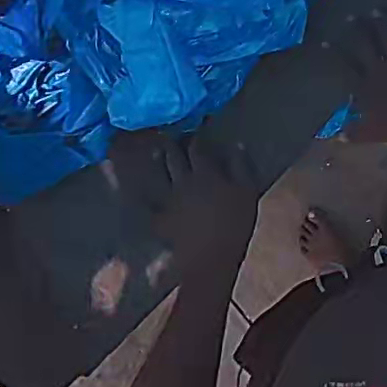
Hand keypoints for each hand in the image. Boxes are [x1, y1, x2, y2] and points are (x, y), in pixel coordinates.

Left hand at [157, 136, 259, 272]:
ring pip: (160, 176)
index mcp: (206, 173)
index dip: (196, 138)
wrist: (211, 258)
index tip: (195, 129)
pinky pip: (149, 204)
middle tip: (170, 135)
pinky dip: (144, 196)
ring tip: (155, 153)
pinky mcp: (160, 219)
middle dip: (172, 145)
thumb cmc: (235, 222)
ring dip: (158, 162)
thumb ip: (241, 166)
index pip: (197, 149)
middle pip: (175, 158)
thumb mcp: (248, 190)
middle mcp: (183, 181)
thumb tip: (236, 144)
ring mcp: (169, 200)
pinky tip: (139, 193)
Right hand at [334, 11, 386, 143]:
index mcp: (365, 85)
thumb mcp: (369, 132)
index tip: (325, 40)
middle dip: (358, 30)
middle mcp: (380, 71)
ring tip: (376, 13)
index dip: (336, 52)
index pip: (347, 65)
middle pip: (366, 46)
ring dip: (382, 27)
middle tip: (351, 16)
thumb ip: (353, 132)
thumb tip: (339, 136)